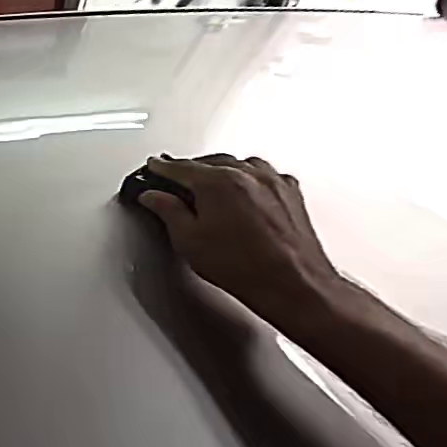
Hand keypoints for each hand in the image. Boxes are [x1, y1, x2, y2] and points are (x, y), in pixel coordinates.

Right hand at [137, 154, 343, 320]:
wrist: (292, 285)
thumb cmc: (245, 266)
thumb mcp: (187, 238)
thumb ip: (166, 210)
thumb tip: (154, 197)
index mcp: (219, 182)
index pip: (179, 167)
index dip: (161, 167)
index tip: (154, 166)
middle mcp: (249, 176)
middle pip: (210, 162)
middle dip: (189, 169)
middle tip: (173, 179)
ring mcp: (274, 184)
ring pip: (239, 164)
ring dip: (219, 170)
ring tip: (206, 184)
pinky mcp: (292, 196)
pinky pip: (264, 174)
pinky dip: (246, 177)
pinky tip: (239, 190)